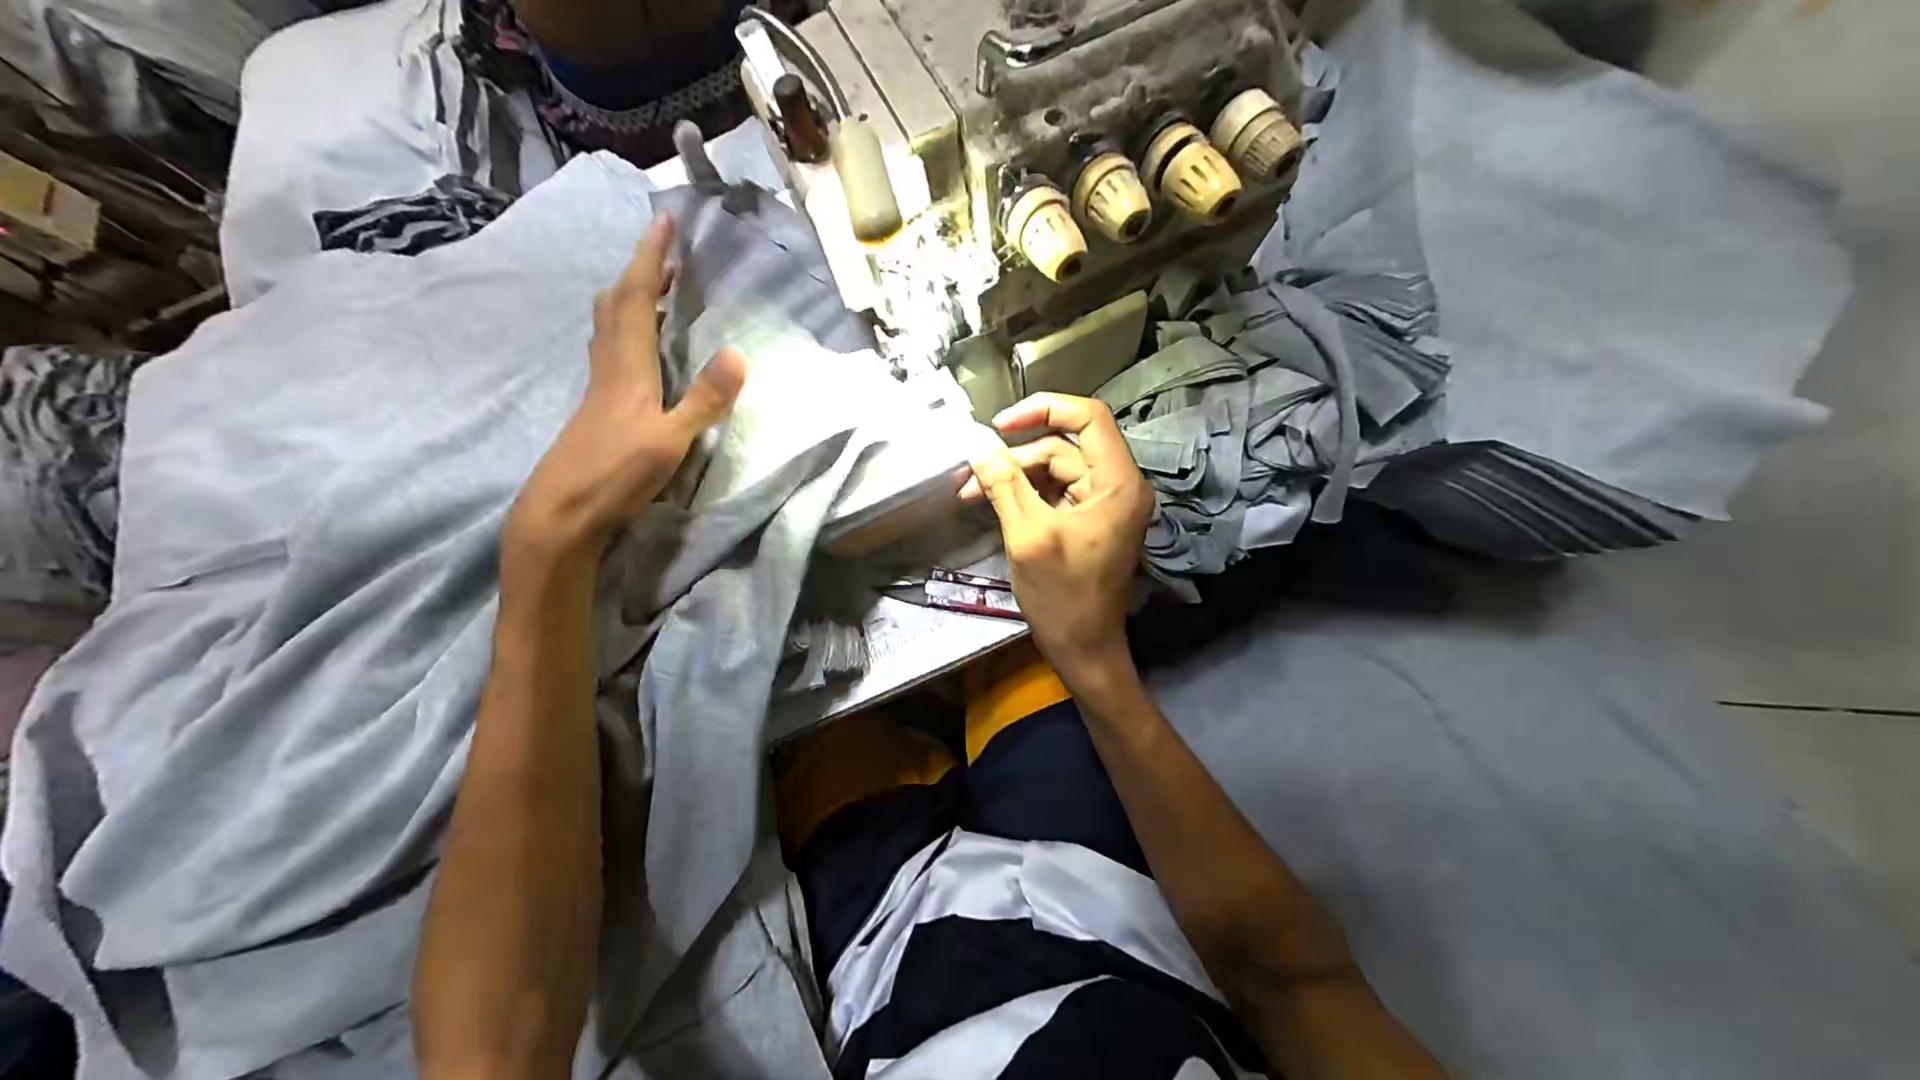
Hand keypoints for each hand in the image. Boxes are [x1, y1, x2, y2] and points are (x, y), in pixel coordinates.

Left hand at [507, 217, 746, 562]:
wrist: (562, 512)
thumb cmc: (615, 474)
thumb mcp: (671, 440)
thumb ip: (704, 399)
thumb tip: (739, 354)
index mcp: (626, 366)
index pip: (637, 298)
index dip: (650, 258)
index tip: (663, 221)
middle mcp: (608, 367)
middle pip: (616, 305)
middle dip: (639, 273)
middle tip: (664, 255)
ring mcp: (600, 388)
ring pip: (609, 327)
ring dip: (632, 299)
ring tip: (658, 292)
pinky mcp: (598, 407)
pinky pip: (612, 350)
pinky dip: (630, 331)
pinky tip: (643, 350)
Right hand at [963, 393, 1154, 693]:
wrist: (1084, 648)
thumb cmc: (1063, 598)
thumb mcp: (1027, 536)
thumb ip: (1003, 483)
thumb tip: (977, 444)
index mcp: (1118, 483)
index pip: (1089, 417)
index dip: (1044, 408)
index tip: (1001, 423)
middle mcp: (1117, 486)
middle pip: (1063, 447)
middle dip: (1014, 457)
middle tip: (971, 475)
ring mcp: (1102, 504)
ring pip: (1053, 470)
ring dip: (1012, 477)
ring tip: (972, 493)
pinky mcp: (1086, 520)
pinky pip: (1053, 492)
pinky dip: (1023, 494)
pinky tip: (992, 502)